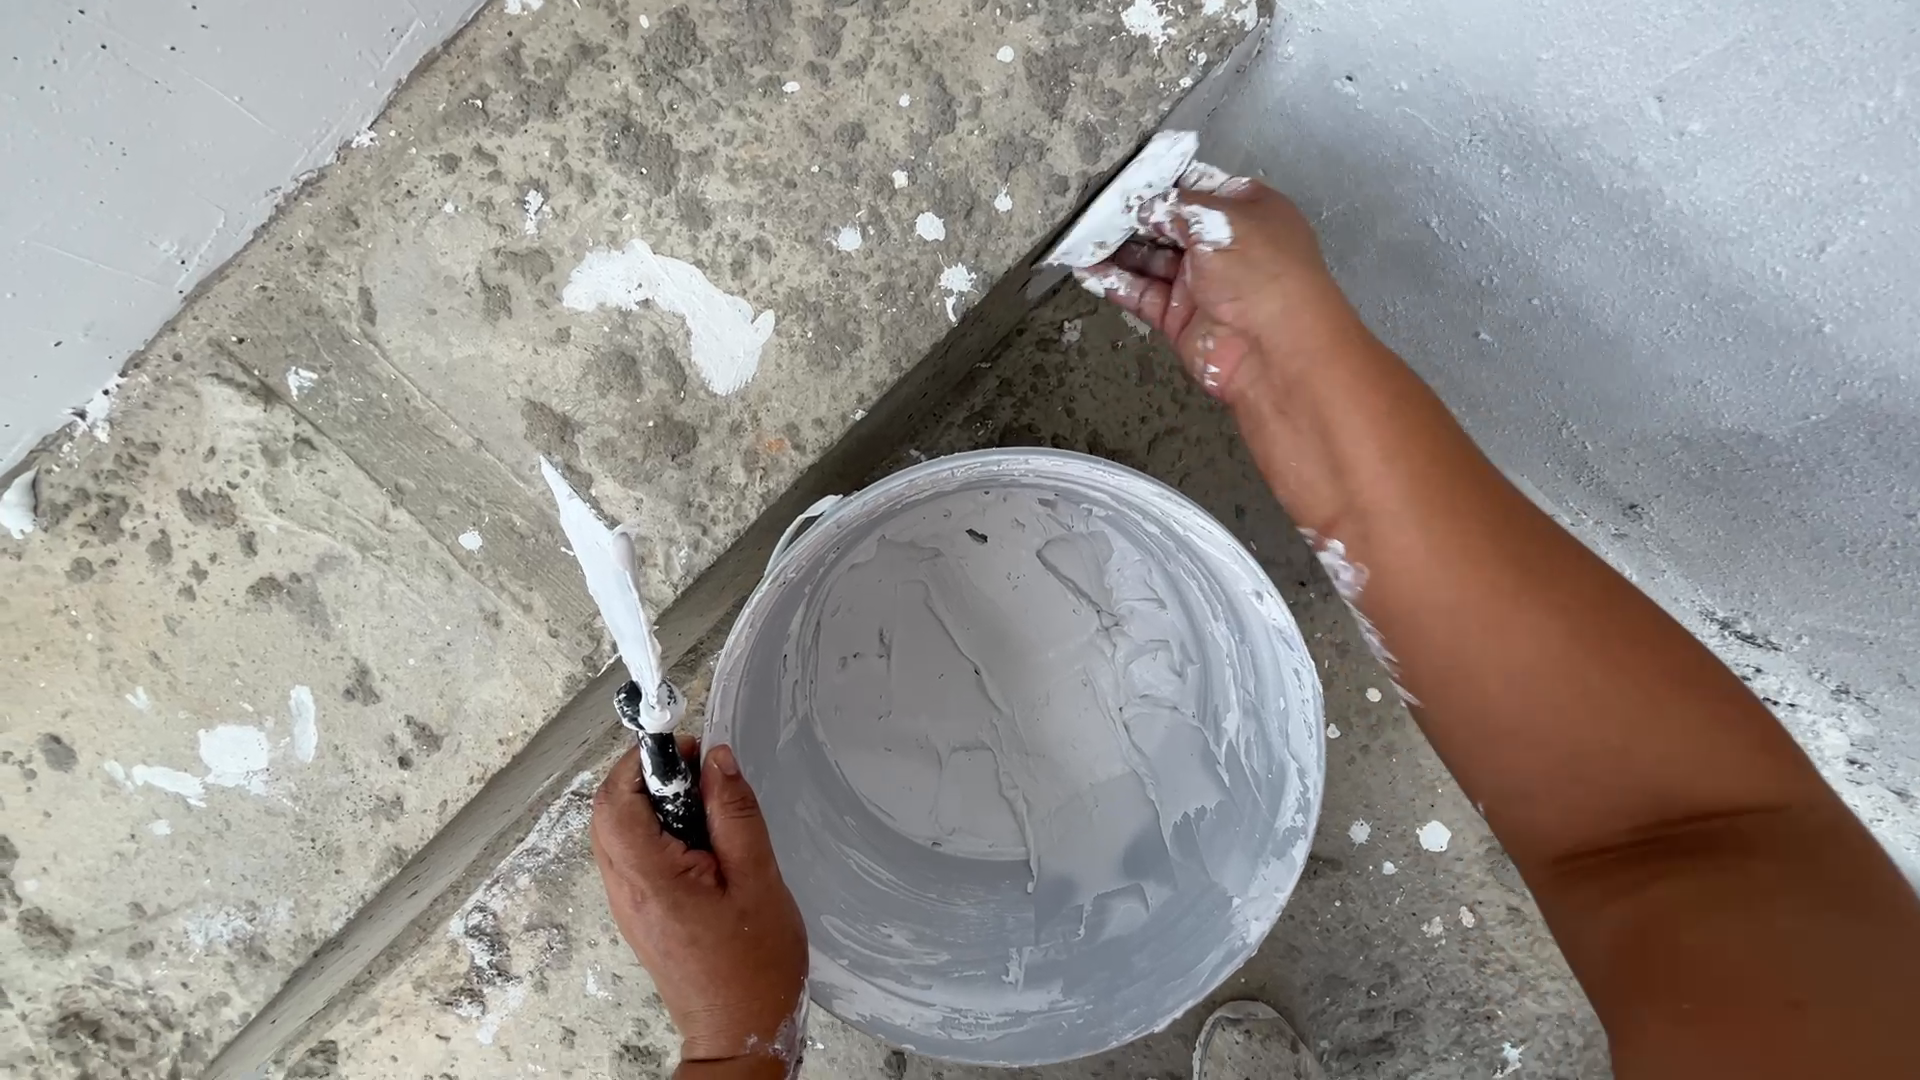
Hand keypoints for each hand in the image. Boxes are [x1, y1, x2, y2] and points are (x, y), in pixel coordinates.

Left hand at [591, 740, 808, 1074]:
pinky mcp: (644, 910)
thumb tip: (716, 758)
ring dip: (657, 800)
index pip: (617, 802)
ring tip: (709, 800)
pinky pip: (636, 852)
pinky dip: (662, 826)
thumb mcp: (758, 876)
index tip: (689, 749)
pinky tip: (705, 833)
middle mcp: (627, 890)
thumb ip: (735, 812)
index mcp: (651, 881)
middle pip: (610, 812)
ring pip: (620, 830)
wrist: (744, 1028)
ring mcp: (631, 903)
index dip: (644, 762)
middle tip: (701, 770)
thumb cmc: (756, 963)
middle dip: (648, 775)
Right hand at [1078, 176, 1365, 403]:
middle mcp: (1221, 245)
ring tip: (1082, 239)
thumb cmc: (1262, 273)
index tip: (1125, 179)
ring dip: (1116, 251)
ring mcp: (1199, 284)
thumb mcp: (1220, 220)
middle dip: (1132, 218)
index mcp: (1244, 211)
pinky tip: (1087, 271)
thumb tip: (1148, 206)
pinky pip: (1141, 295)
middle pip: (1167, 226)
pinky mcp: (1178, 317)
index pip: (1196, 189)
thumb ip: (1178, 207)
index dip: (1162, 183)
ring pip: (1149, 261)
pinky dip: (1114, 284)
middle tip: (1094, 210)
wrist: (1273, 349)